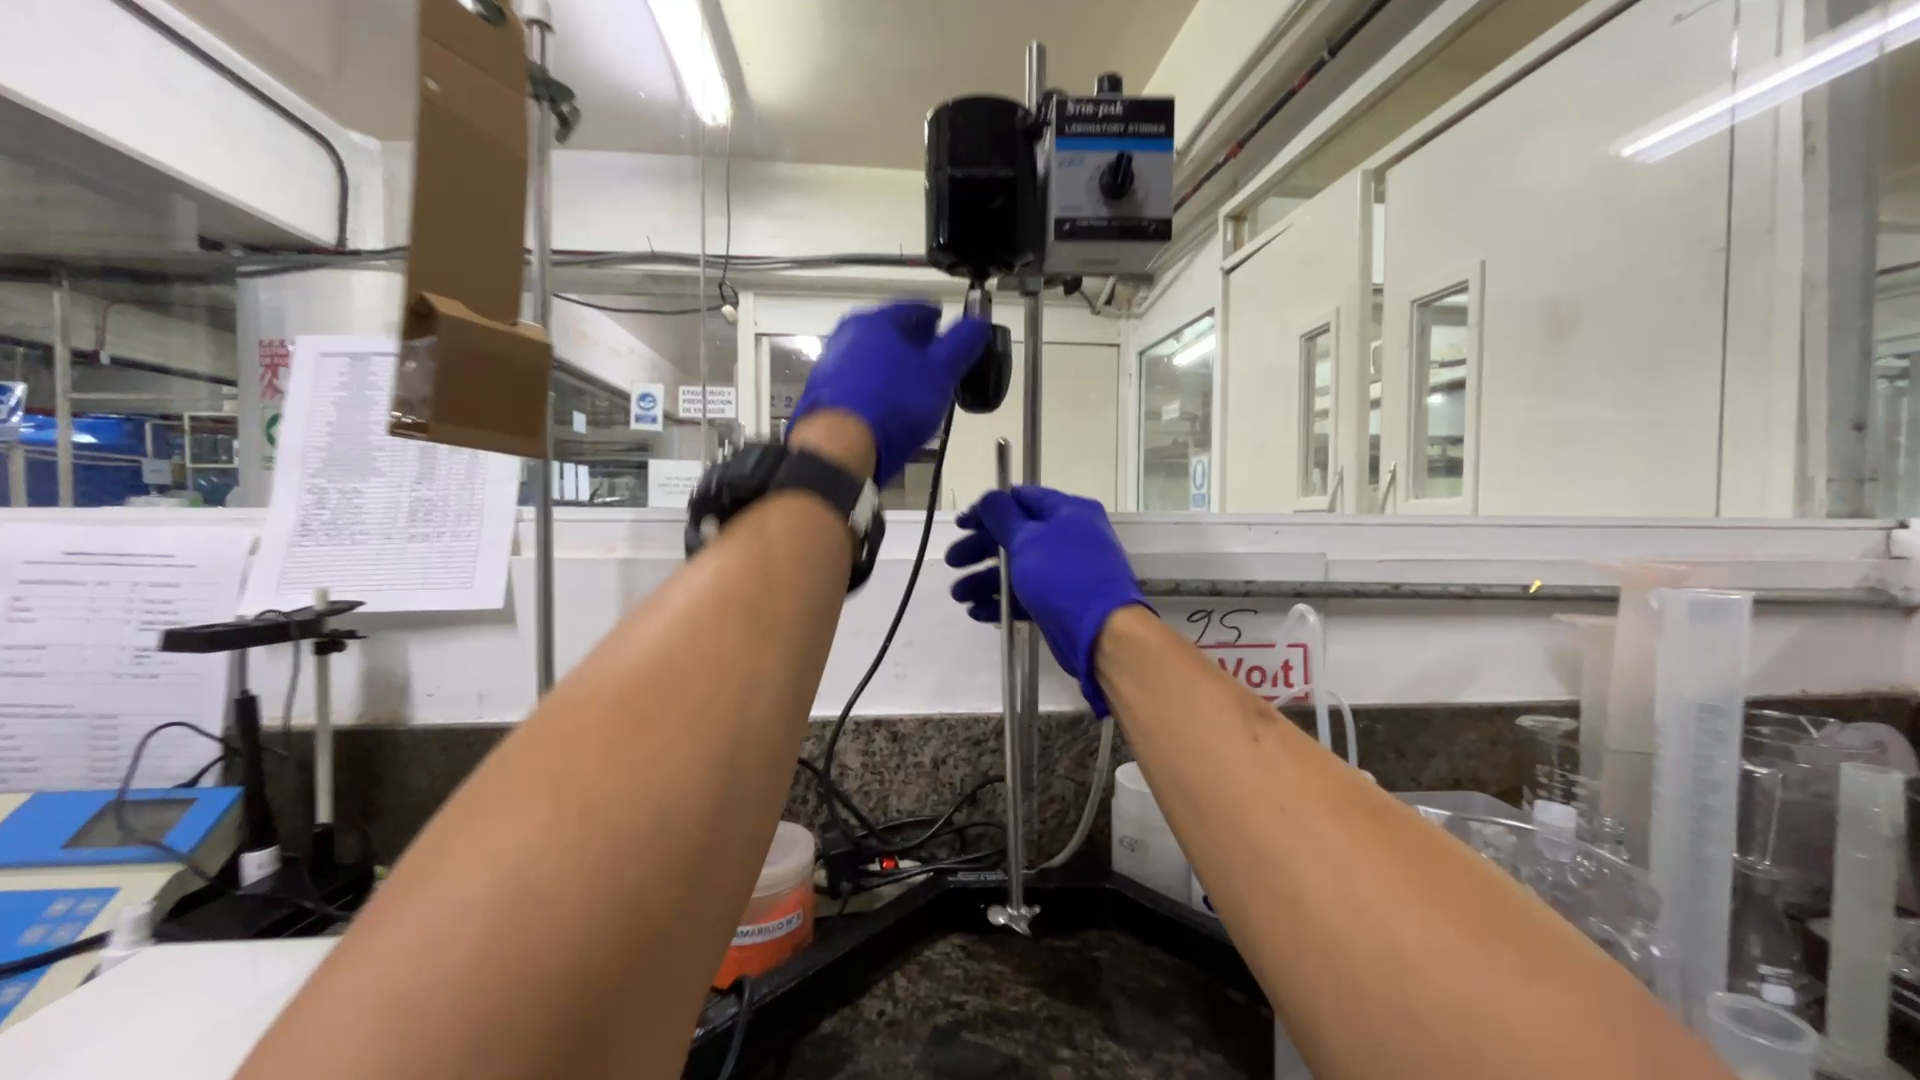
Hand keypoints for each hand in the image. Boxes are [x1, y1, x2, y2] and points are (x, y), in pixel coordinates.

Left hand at [788, 302, 991, 485]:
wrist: (841, 445)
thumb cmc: (894, 401)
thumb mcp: (939, 373)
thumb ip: (961, 345)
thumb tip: (978, 323)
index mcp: (875, 322)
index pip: (912, 308)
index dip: (933, 317)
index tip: (944, 324)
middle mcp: (846, 337)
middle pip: (888, 334)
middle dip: (912, 343)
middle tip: (933, 356)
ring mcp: (830, 367)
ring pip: (871, 359)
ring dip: (893, 367)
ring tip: (914, 384)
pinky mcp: (823, 397)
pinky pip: (859, 384)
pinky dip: (877, 388)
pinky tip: (889, 406)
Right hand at [946, 487, 1148, 717]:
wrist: (1102, 633)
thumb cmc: (1063, 576)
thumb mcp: (1027, 540)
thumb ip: (1002, 517)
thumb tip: (989, 498)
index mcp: (1067, 512)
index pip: (1021, 500)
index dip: (987, 510)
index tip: (961, 525)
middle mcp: (1067, 537)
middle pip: (1014, 536)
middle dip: (980, 549)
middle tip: (953, 561)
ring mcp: (1063, 572)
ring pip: (1016, 568)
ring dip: (984, 579)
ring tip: (959, 595)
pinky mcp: (1057, 602)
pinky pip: (1023, 595)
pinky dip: (1000, 601)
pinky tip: (976, 611)